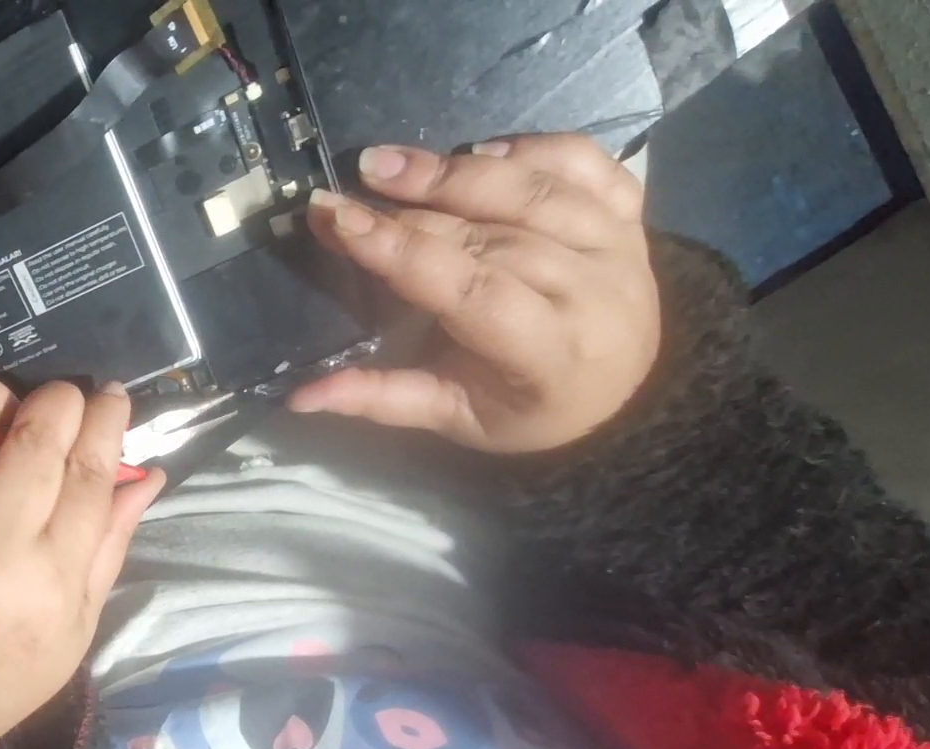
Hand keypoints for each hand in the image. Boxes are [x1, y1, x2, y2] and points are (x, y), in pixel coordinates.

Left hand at [0, 379, 165, 748]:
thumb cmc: (8, 672)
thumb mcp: (77, 623)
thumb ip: (110, 544)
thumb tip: (147, 476)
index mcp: (48, 576)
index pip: (89, 475)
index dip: (108, 422)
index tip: (112, 397)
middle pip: (31, 443)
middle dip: (59, 400)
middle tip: (65, 398)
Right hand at [291, 134, 660, 453]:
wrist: (624, 393)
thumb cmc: (526, 412)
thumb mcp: (454, 418)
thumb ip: (383, 400)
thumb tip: (300, 397)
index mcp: (546, 349)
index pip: (467, 287)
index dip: (399, 251)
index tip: (337, 221)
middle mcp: (591, 287)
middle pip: (486, 234)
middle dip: (404, 211)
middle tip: (337, 196)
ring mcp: (616, 243)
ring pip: (529, 190)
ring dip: (451, 170)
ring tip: (386, 164)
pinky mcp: (629, 213)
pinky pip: (579, 161)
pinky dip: (525, 148)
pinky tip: (472, 153)